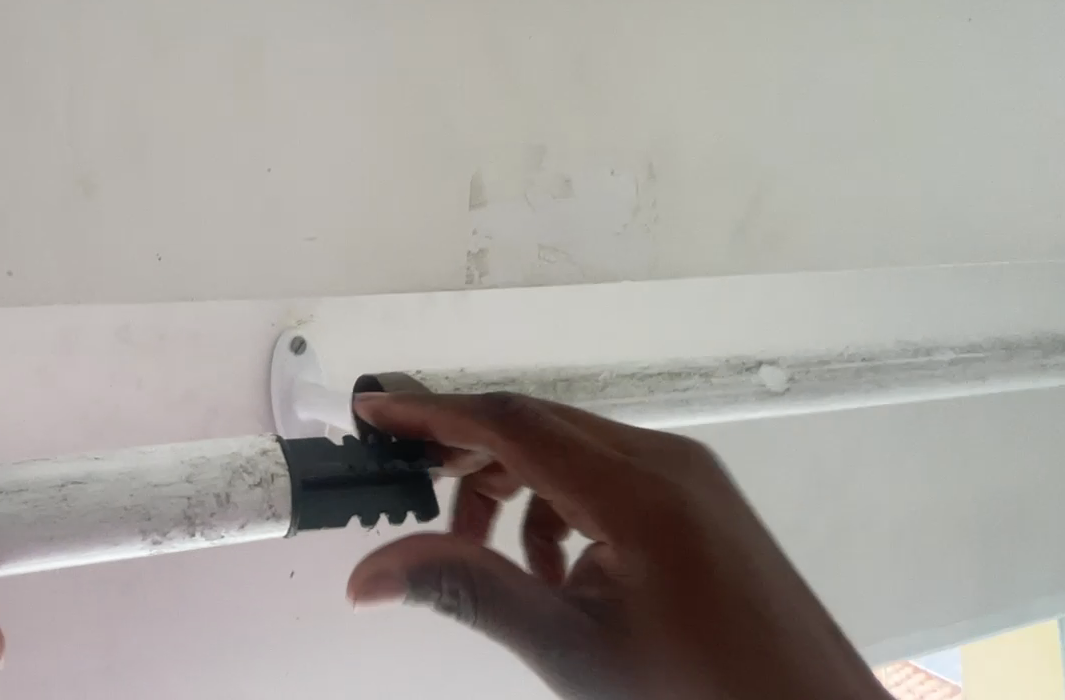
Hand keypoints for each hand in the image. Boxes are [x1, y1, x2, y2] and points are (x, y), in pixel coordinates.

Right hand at [346, 392, 880, 699]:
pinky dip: (554, 502)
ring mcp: (687, 475)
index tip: (370, 410)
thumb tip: (366, 575)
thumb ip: (466, 591)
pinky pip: (600, 473)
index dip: (431, 412)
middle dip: (463, 450)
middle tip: (409, 485)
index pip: (509, 422)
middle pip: (534, 424)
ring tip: (482, 548)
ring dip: (508, 482)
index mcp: (638, 489)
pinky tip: (550, 566)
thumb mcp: (574, 654)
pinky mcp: (697, 499)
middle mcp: (663, 459)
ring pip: (565, 446)